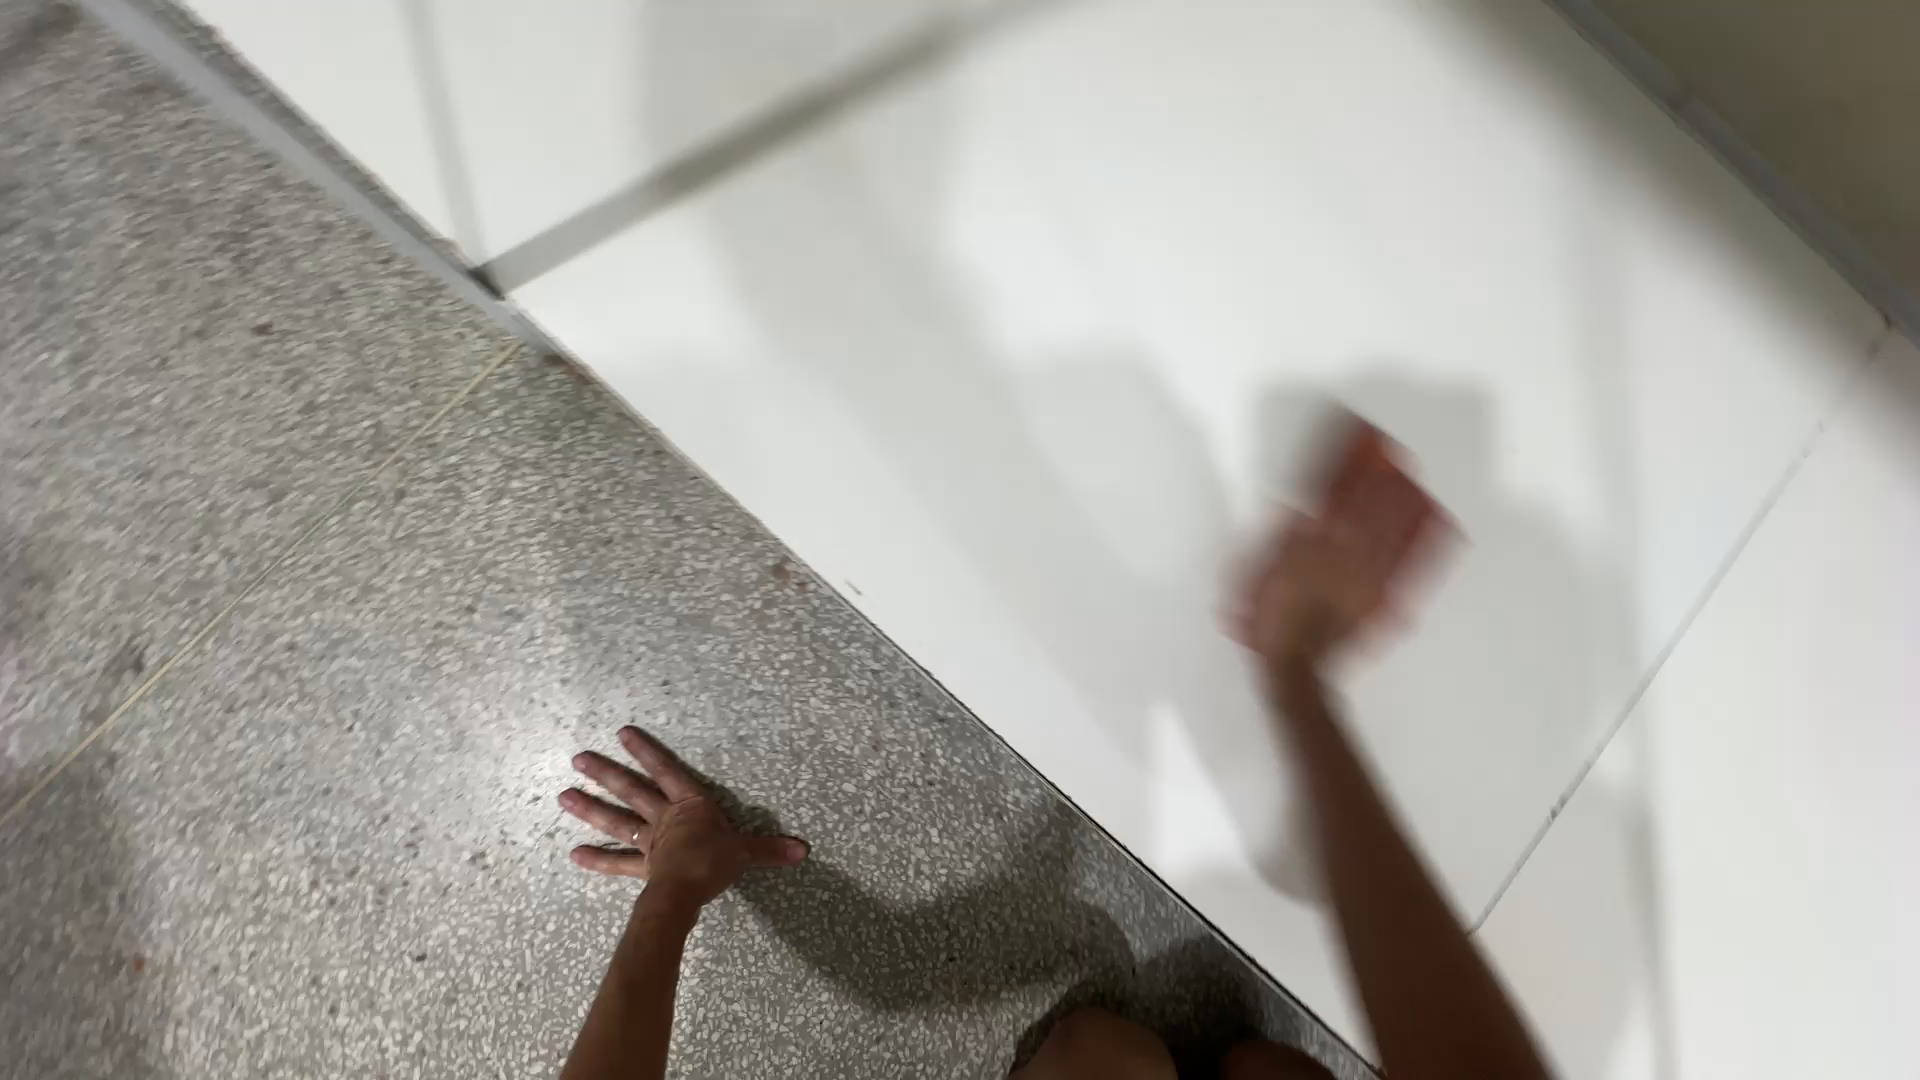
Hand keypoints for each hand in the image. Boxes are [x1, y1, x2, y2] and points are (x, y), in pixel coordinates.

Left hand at [559, 726, 807, 910]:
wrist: (684, 896)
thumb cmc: (713, 864)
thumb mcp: (745, 851)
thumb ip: (770, 848)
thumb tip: (803, 850)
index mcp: (689, 806)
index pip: (667, 771)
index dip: (646, 751)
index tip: (622, 732)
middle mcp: (664, 818)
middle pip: (631, 791)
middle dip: (605, 774)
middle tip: (578, 758)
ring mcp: (649, 842)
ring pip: (615, 821)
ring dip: (589, 808)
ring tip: (563, 795)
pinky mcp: (641, 868)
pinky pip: (616, 863)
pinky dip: (595, 860)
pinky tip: (573, 854)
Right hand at [1234, 425, 1438, 672]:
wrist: (1296, 666)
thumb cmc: (1272, 623)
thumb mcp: (1260, 577)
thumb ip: (1279, 542)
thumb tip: (1294, 509)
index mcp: (1312, 551)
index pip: (1331, 499)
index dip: (1344, 469)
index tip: (1353, 444)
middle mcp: (1346, 560)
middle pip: (1367, 508)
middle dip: (1378, 477)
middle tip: (1391, 449)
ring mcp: (1369, 578)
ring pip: (1390, 529)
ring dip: (1401, 498)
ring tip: (1411, 473)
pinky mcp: (1384, 596)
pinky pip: (1410, 563)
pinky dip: (1423, 538)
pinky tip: (1433, 520)